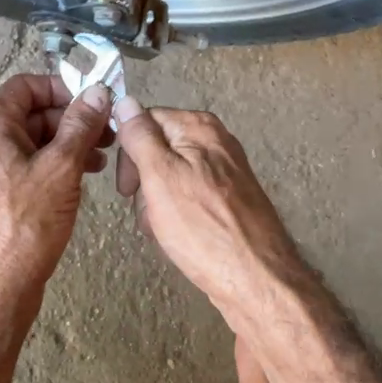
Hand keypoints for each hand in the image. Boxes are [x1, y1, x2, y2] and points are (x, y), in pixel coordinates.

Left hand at [0, 74, 113, 298]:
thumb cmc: (26, 221)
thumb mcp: (60, 167)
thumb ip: (80, 125)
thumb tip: (97, 92)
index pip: (28, 85)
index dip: (63, 87)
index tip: (96, 100)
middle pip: (34, 112)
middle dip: (73, 119)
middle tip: (109, 132)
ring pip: (37, 139)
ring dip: (70, 142)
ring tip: (103, 157)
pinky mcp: (2, 191)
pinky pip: (33, 163)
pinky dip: (59, 163)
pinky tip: (85, 176)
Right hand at [113, 98, 307, 318]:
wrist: (256, 281)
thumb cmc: (202, 227)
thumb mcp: (160, 176)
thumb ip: (140, 136)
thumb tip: (125, 100)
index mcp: (199, 127)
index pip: (145, 120)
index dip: (128, 152)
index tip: (126, 188)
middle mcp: (216, 141)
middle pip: (159, 147)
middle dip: (144, 181)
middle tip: (145, 214)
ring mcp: (226, 171)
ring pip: (172, 175)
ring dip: (158, 202)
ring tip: (163, 231)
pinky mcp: (231, 200)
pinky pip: (191, 195)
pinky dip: (178, 214)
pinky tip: (179, 237)